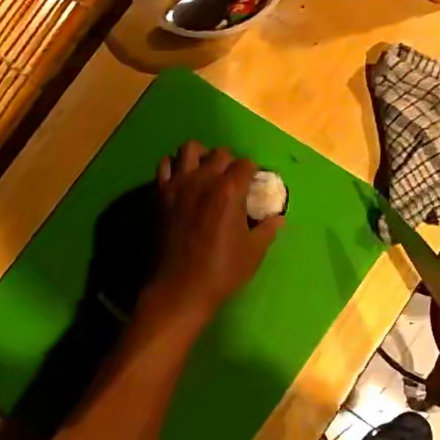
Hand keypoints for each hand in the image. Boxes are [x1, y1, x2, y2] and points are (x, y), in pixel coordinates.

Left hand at [147, 142, 282, 317]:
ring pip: (189, 149)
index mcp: (230, 190)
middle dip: (230, 161)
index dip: (253, 171)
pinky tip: (182, 180)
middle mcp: (204, 179)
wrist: (179, 289)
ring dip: (201, 155)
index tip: (254, 182)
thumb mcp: (254, 252)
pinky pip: (165, 166)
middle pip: (219, 153)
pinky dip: (175, 166)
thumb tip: (278, 217)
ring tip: (205, 170)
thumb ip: (267, 229)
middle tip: (233, 178)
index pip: (246, 164)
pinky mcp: (160, 195)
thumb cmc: (222, 271)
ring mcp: (178, 185)